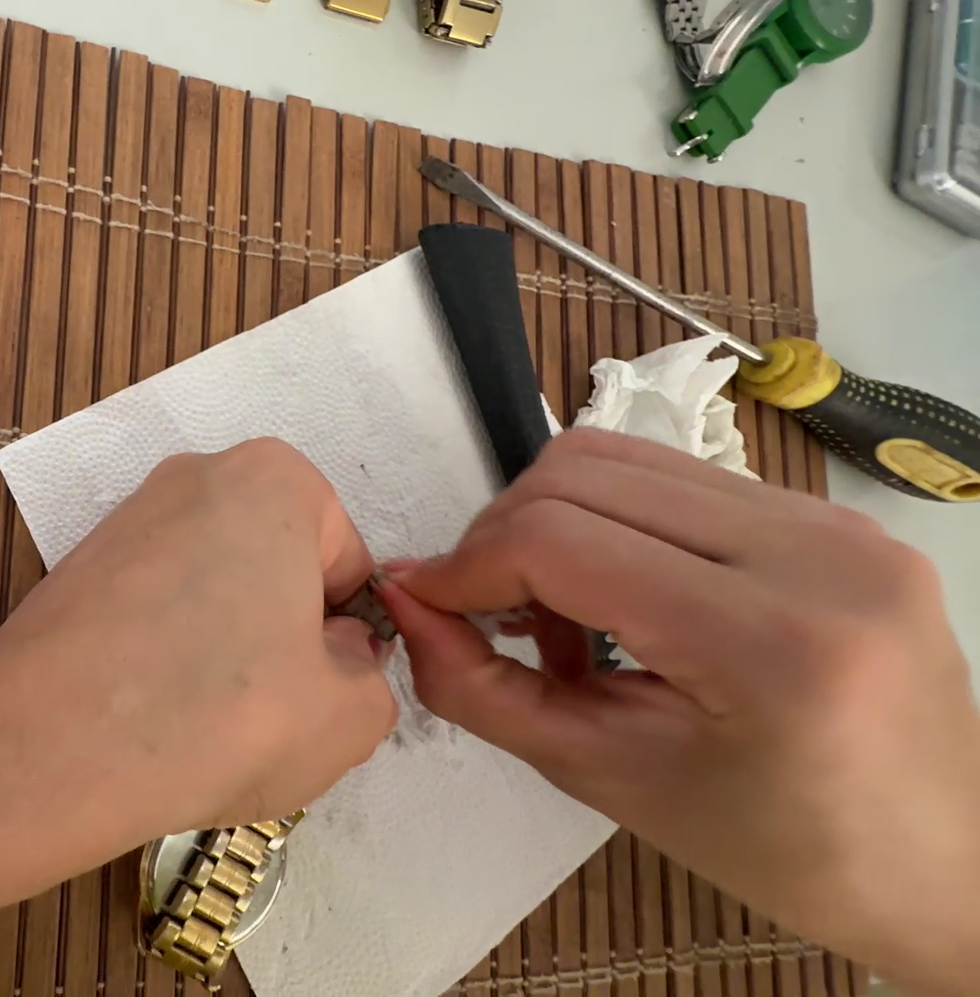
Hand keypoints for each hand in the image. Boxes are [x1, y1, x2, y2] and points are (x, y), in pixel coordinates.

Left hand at [0, 438, 396, 934]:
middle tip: (262, 700)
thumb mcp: (349, 712)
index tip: (310, 681)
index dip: (340, 634)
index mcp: (270, 477)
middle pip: (272, 565)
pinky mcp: (78, 561)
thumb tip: (330, 649)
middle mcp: (191, 475)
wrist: (54, 742)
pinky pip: (153, 602)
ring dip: (221, 639)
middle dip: (280, 628)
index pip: (344, 563)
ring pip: (211, 586)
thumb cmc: (221, 714)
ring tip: (199, 707)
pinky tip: (149, 697)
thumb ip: (367, 668)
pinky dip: (163, 642)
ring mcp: (125, 516)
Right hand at [378, 428, 979, 994]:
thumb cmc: (772, 843)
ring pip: (608, 458)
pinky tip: (604, 591)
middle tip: (483, 612)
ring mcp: (828, 522)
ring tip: (547, 606)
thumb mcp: (591, 771)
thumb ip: (471, 682)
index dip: (463, 565)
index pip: (555, 538)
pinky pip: (657, 477)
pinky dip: (594, 519)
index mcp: (772, 640)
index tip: (426, 606)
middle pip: (572, 475)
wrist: (952, 866)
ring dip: (540, 521)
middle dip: (493, 538)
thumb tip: (400, 597)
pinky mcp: (821, 515)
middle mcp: (814, 553)